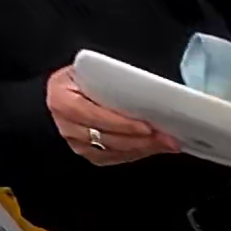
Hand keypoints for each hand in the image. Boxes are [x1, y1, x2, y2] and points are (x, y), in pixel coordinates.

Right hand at [46, 65, 179, 165]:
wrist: (76, 89)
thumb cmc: (89, 78)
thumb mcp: (95, 72)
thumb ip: (114, 80)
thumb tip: (151, 91)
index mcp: (61, 97)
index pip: (92, 115)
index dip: (121, 124)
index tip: (146, 127)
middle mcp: (65, 123)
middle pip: (108, 138)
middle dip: (142, 140)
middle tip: (168, 138)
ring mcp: (77, 142)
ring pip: (116, 151)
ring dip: (145, 148)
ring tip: (168, 143)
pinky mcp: (91, 154)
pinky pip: (118, 158)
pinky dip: (139, 153)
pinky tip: (155, 147)